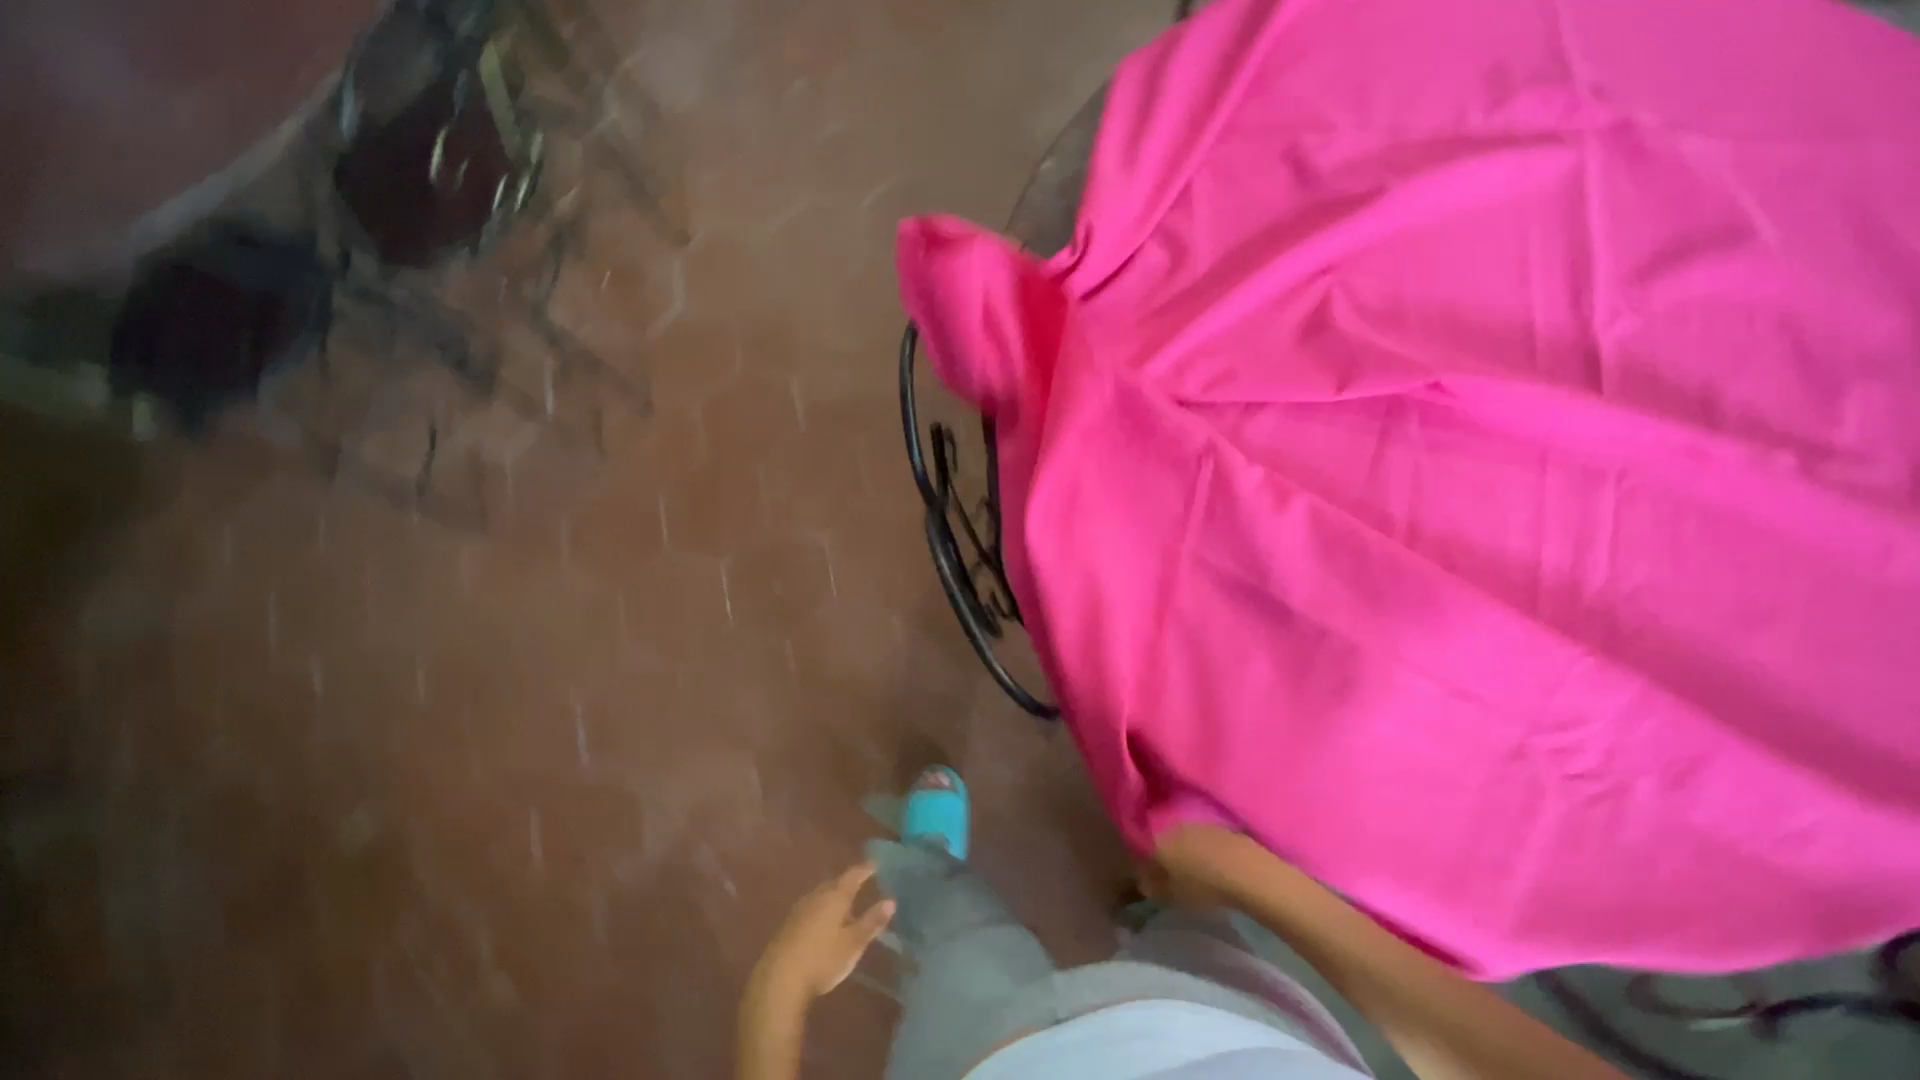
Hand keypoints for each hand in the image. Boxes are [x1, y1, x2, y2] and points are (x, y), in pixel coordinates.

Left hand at [750, 862, 895, 1004]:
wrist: (779, 980)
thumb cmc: (822, 959)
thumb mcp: (853, 943)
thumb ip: (872, 922)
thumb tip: (891, 901)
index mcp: (834, 897)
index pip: (852, 876)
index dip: (864, 870)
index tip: (874, 864)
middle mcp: (815, 897)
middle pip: (834, 884)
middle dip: (847, 883)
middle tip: (860, 883)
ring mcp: (798, 911)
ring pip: (820, 896)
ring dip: (833, 898)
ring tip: (844, 906)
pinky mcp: (787, 926)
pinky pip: (810, 909)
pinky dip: (821, 910)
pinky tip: (823, 924)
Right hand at [1144, 824, 1260, 909]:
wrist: (1246, 871)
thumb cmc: (1203, 885)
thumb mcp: (1172, 895)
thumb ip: (1152, 888)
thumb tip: (1144, 883)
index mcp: (1157, 839)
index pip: (1141, 849)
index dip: (1144, 864)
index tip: (1149, 877)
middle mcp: (1173, 825)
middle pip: (1162, 839)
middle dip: (1164, 854)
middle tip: (1171, 874)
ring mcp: (1197, 822)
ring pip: (1183, 836)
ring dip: (1185, 850)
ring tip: (1194, 869)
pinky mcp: (1219, 824)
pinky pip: (1203, 837)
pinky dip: (1203, 848)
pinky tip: (1212, 863)